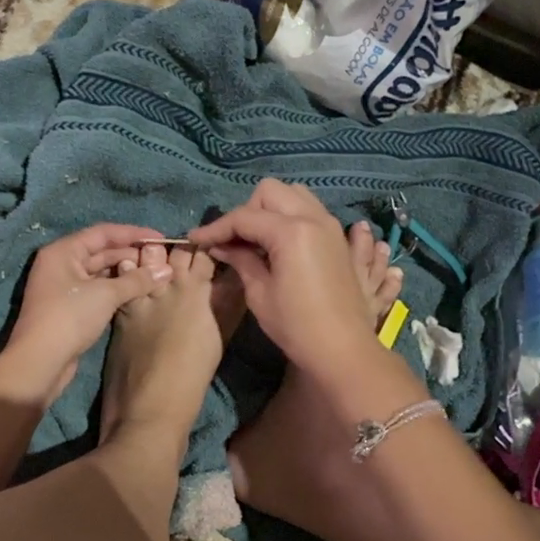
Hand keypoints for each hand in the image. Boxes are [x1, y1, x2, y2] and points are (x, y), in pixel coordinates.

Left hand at [1, 223, 174, 397]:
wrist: (40, 362)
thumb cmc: (69, 318)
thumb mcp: (105, 294)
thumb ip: (137, 280)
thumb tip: (166, 270)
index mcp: (63, 251)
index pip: (103, 233)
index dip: (133, 234)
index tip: (160, 239)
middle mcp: (61, 264)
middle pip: (101, 252)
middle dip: (131, 255)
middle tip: (161, 261)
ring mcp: (64, 288)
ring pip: (100, 274)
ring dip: (126, 274)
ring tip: (155, 276)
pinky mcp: (70, 309)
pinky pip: (97, 291)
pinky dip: (117, 291)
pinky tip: (138, 294)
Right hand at [189, 180, 379, 378]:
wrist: (342, 348)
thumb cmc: (296, 325)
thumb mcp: (259, 293)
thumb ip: (241, 260)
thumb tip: (221, 245)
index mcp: (291, 232)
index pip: (244, 217)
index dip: (216, 228)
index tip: (197, 239)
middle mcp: (313, 218)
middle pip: (270, 192)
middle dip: (247, 211)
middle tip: (234, 241)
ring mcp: (330, 225)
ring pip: (293, 195)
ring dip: (270, 210)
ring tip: (257, 241)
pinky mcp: (337, 238)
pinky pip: (310, 210)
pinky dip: (290, 217)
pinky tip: (279, 245)